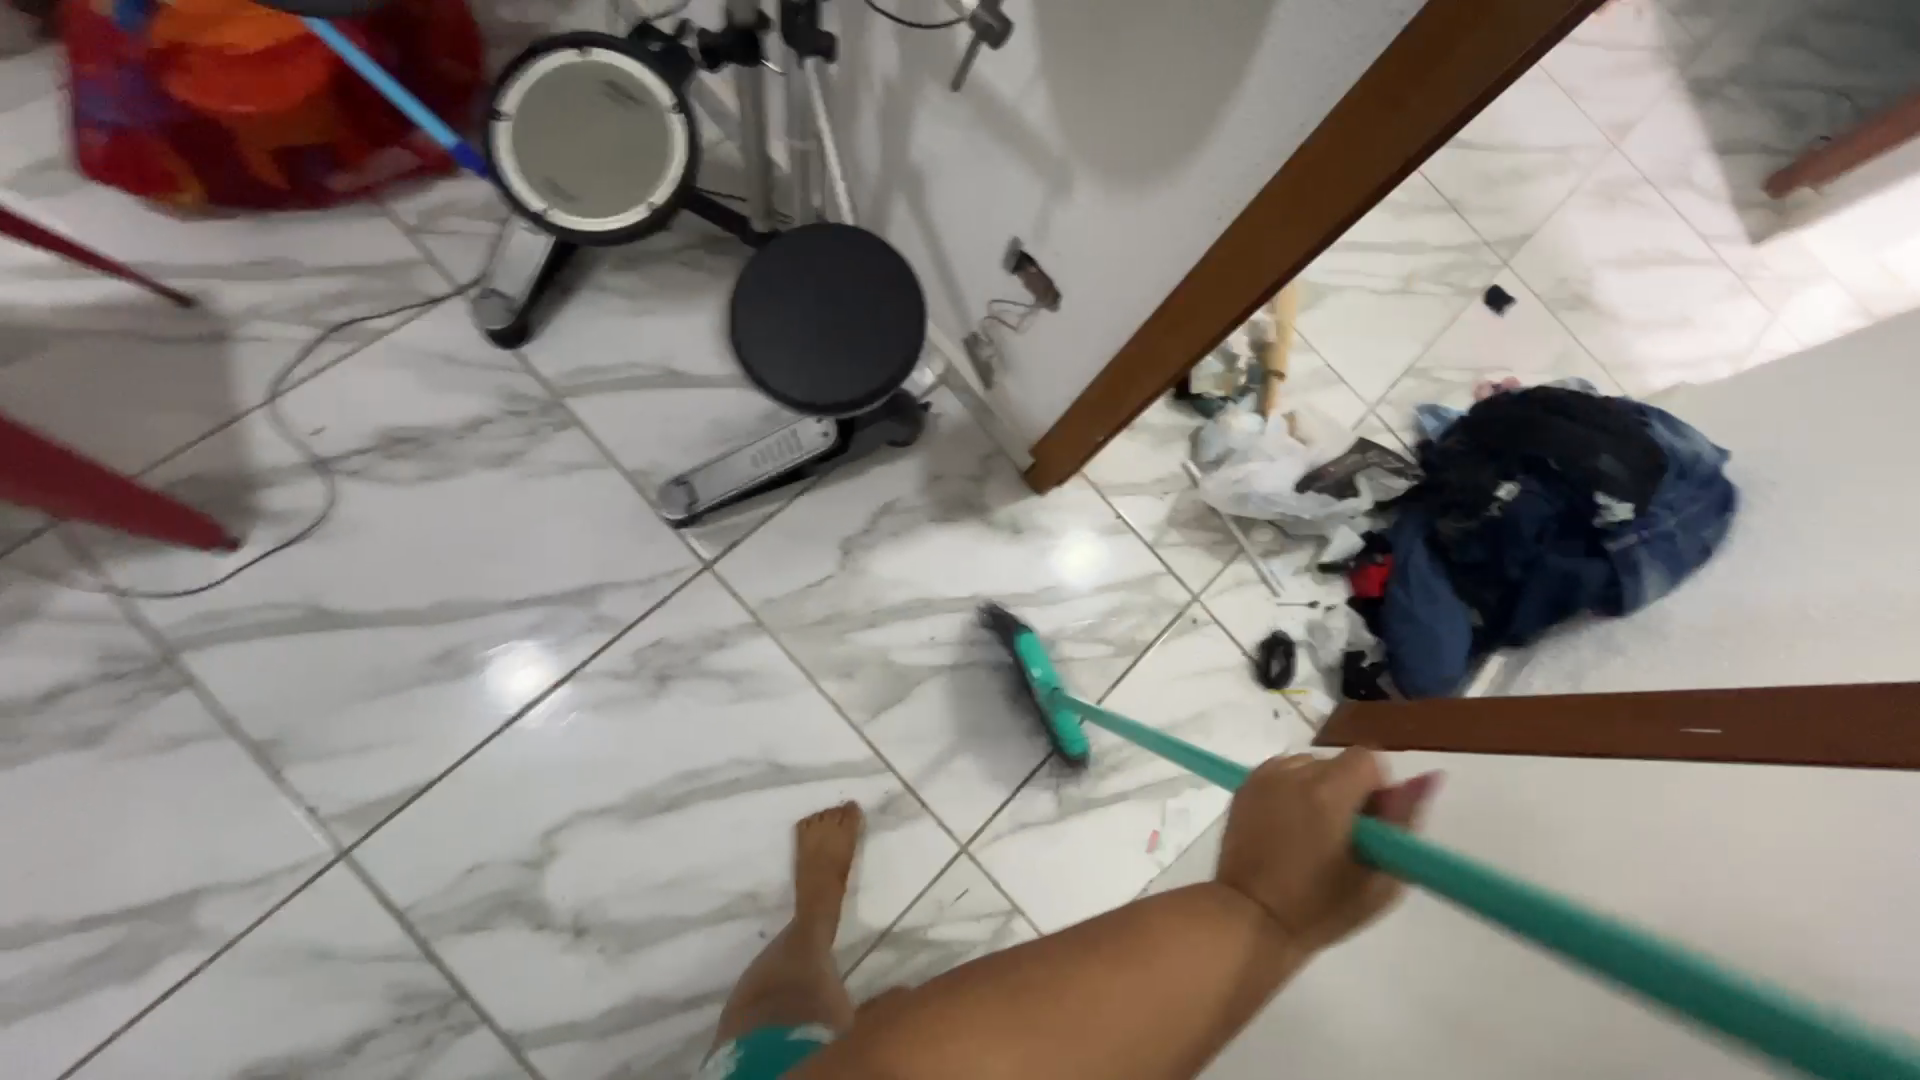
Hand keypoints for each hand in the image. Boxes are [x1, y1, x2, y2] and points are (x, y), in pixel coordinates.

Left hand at [1215, 747, 1438, 954]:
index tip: (1372, 824)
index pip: (1367, 759)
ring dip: (1318, 788)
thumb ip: (1403, 820)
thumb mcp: (1380, 878)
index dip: (1377, 789)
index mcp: (1326, 793)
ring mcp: (1263, 777)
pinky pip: (1281, 773)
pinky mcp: (1244, 786)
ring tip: (1312, 833)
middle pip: (1336, 763)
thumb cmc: (1321, 907)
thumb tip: (1428, 777)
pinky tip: (1288, 827)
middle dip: (1348, 790)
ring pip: (1308, 766)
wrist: (1252, 915)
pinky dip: (1291, 790)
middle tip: (1343, 836)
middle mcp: (1292, 774)